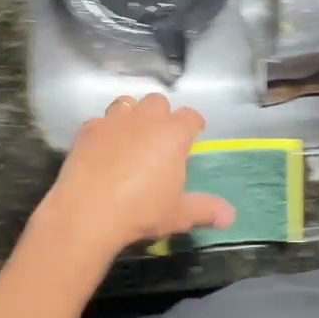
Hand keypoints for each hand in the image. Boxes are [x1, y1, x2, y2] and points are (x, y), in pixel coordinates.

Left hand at [33, 94, 235, 260]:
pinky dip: (104, 130)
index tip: (195, 132)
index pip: (190, 116)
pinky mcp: (87, 131)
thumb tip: (231, 216)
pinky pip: (99, 121)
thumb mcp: (179, 214)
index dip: (194, 123)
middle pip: (158, 101)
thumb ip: (205, 209)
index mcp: (172, 134)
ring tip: (131, 135)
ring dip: (132, 114)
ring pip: (126, 103)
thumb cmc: (141, 211)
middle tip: (161, 136)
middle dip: (162, 114)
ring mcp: (113, 121)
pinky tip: (103, 147)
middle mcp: (145, 119)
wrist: (87, 213)